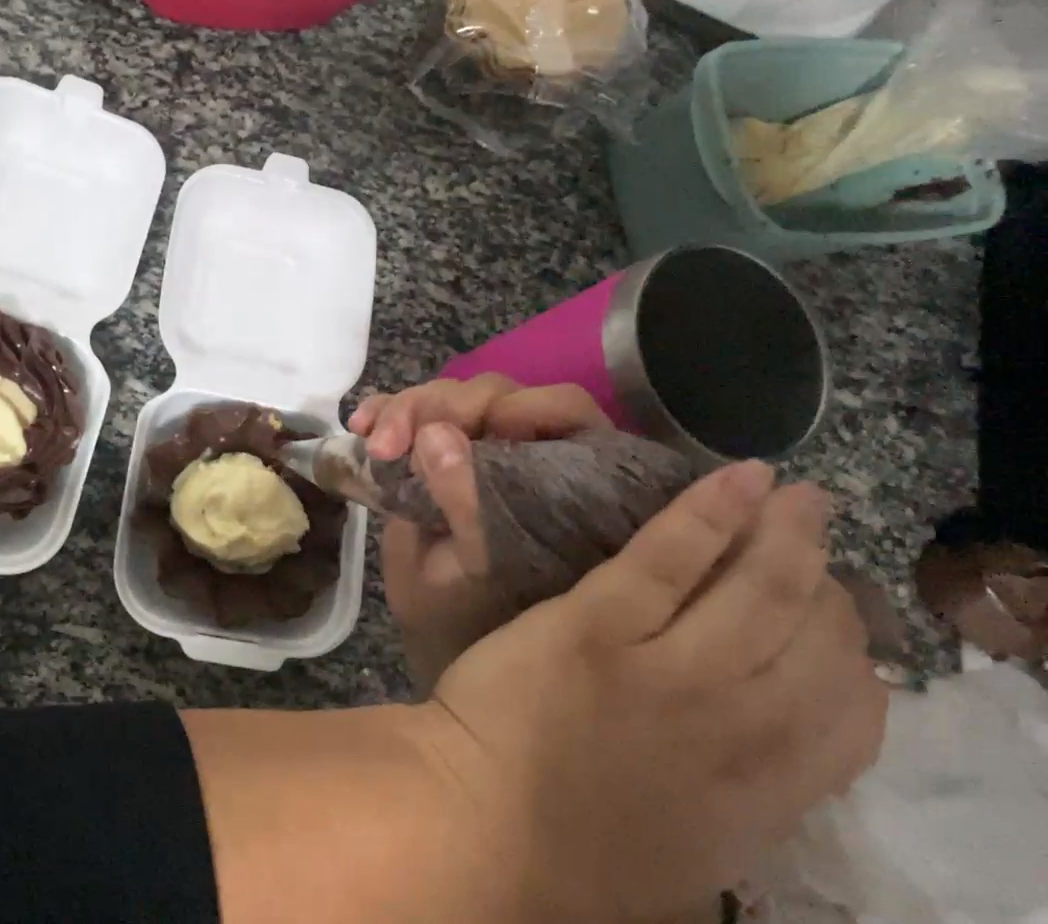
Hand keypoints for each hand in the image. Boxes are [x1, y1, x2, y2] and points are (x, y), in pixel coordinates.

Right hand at [353, 376, 611, 683]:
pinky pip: (415, 412)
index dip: (514, 406)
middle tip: (389, 442)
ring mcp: (483, 449)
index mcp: (566, 484)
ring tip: (371, 437)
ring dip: (406, 408)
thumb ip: (463, 506)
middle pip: (496, 395)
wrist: (448, 650)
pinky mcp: (442, 450)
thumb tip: (434, 436)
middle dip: (439, 405)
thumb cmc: (467, 621)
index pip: (555, 410)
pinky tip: (359, 425)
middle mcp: (530, 455)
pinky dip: (385, 410)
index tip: (467, 429)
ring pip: (453, 397)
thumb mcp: (467, 572)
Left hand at [410, 460, 888, 921]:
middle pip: (816, 637)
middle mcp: (740, 724)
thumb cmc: (567, 854)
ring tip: (796, 495)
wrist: (477, 824)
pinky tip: (740, 478)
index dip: (853, 655)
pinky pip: (669, 557)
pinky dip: (710, 512)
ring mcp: (669, 668)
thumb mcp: (690, 850)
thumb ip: (743, 804)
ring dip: (786, 533)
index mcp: (767, 790)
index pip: (852, 711)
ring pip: (758, 587)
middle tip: (816, 535)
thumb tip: (770, 763)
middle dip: (826, 581)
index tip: (838, 621)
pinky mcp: (596, 624)